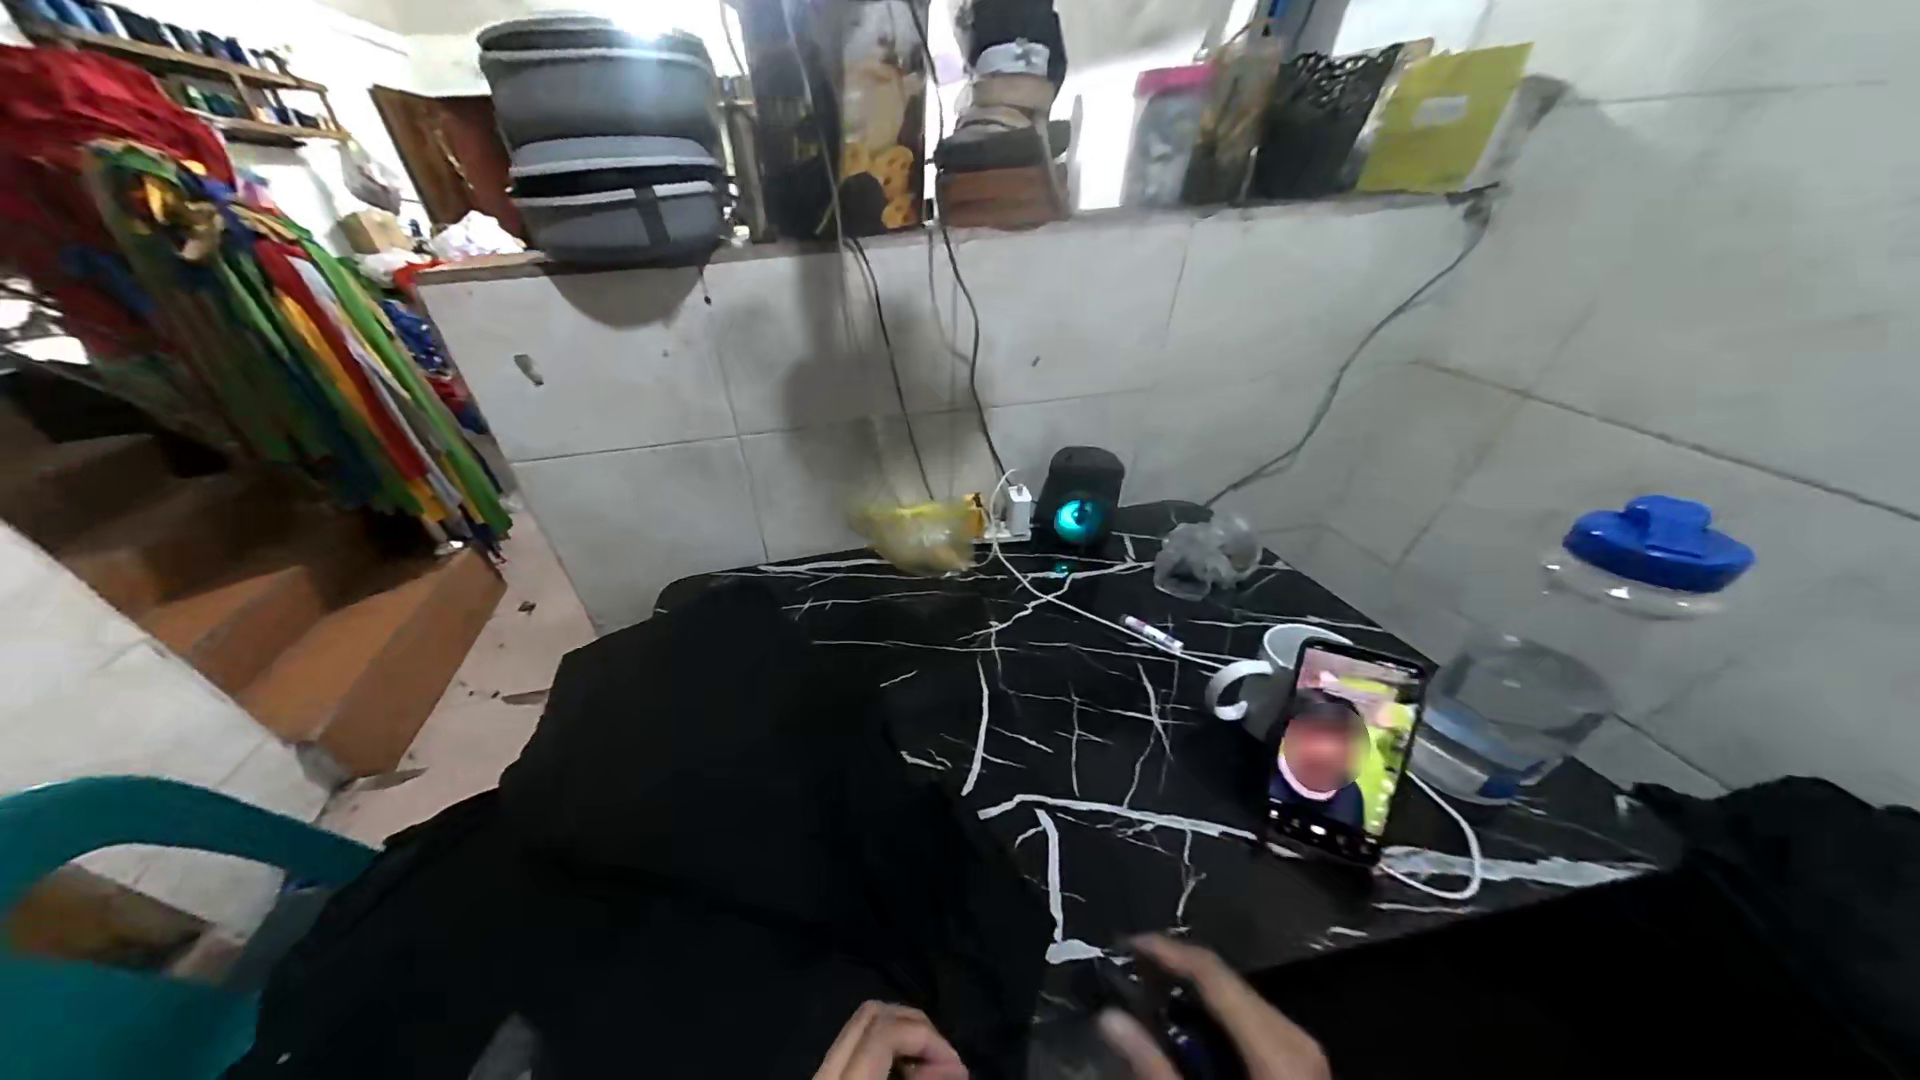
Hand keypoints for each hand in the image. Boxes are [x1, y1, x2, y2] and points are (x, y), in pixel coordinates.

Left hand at [811, 1001, 968, 1079]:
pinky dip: (885, 1048)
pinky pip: (855, 1045)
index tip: (957, 1066)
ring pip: (862, 1022)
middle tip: (944, 1057)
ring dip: (902, 1032)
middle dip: (916, 1024)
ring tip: (929, 1063)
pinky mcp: (823, 1075)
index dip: (927, 1038)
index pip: (884, 1031)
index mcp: (846, 1079)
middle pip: (871, 1013)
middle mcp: (826, 1067)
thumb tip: (955, 1065)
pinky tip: (906, 1070)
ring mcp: (820, 1069)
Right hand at [1097, 935, 1328, 1079]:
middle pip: (1224, 979)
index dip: (1166, 950)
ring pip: (1238, 998)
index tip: (1124, 945)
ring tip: (1151, 996)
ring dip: (1194, 992)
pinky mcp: (1303, 1070)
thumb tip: (1110, 1018)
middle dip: (1176, 970)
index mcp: (1273, 1046)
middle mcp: (1293, 1036)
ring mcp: (1304, 1054)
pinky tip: (1189, 1032)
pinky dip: (1216, 1017)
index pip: (1211, 971)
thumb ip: (1155, 1071)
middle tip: (1130, 973)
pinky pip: (1252, 1022)